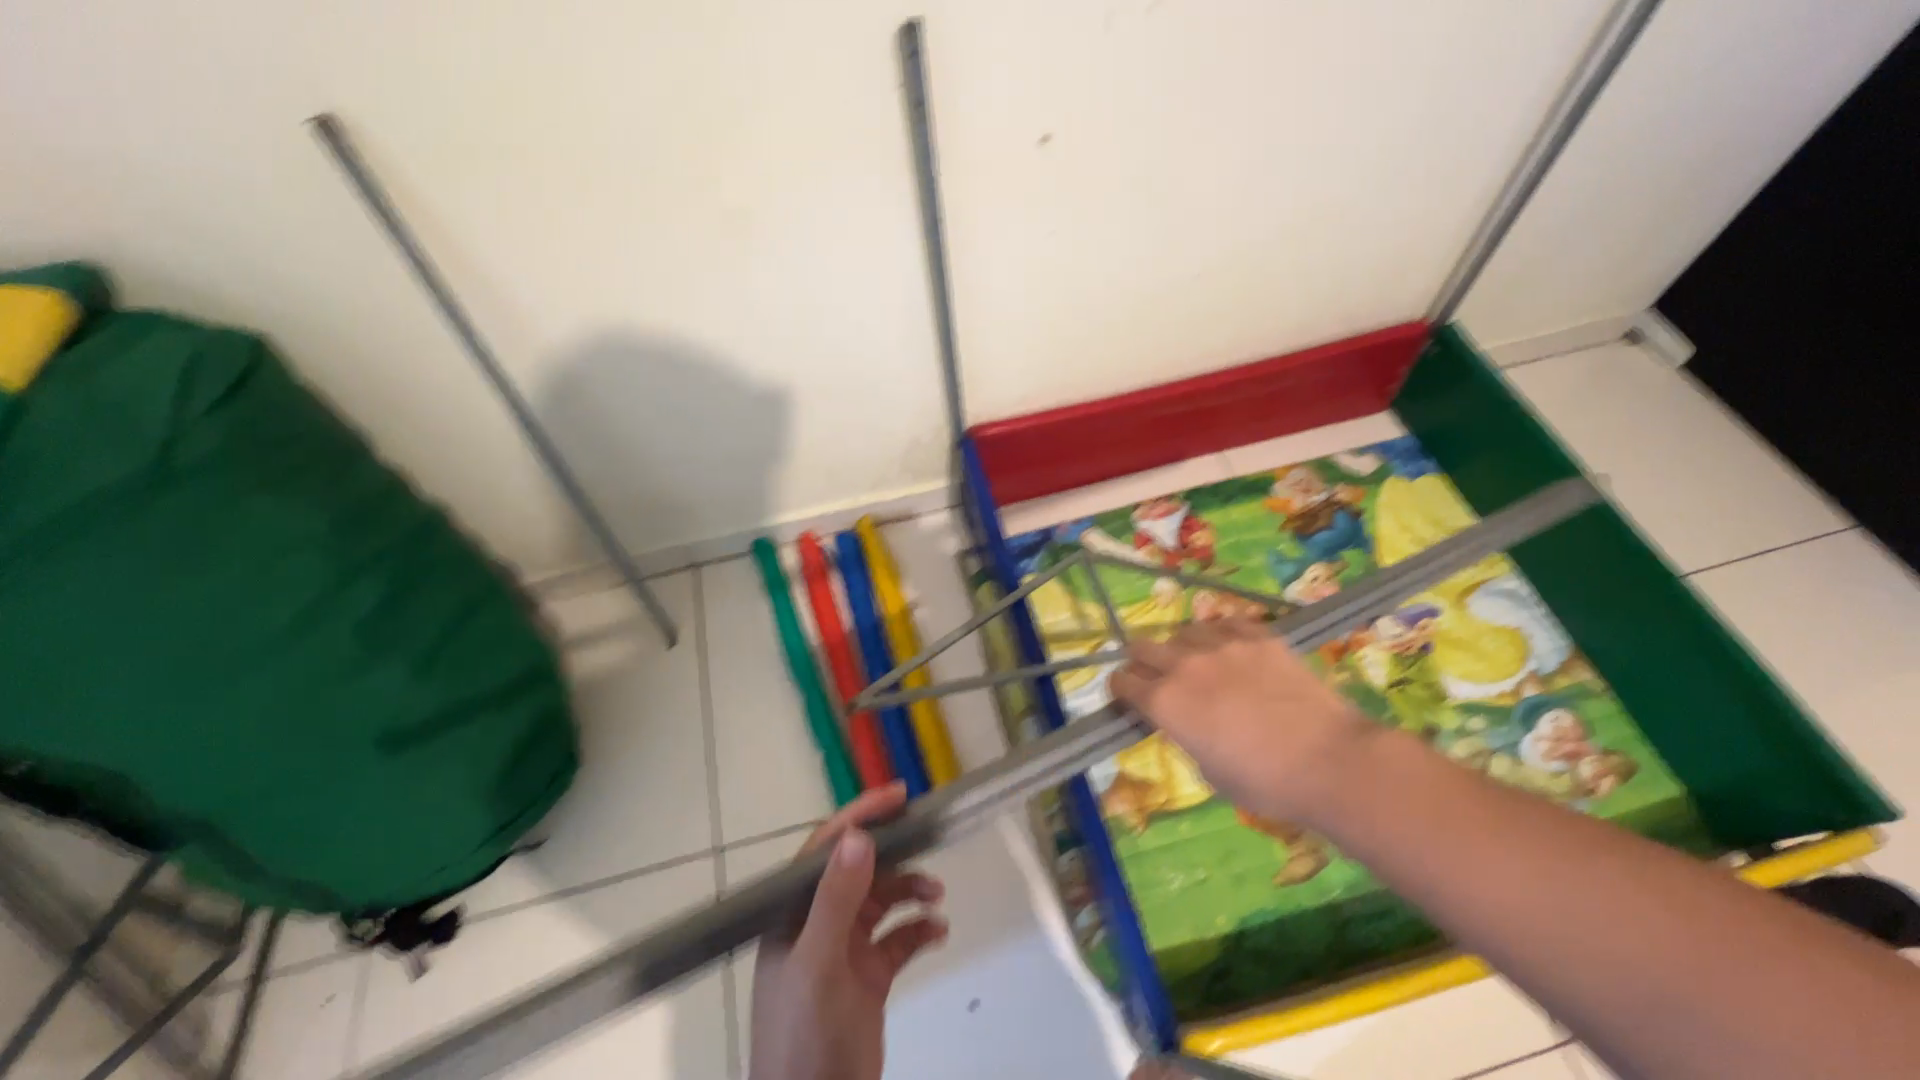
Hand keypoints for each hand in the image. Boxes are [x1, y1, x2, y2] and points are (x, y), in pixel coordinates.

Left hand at [748, 783, 947, 1079]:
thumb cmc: (802, 1030)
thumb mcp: (817, 962)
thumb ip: (837, 899)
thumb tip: (859, 836)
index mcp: (793, 912)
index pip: (826, 849)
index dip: (860, 817)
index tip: (899, 795)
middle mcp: (818, 923)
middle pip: (860, 870)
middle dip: (895, 853)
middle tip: (930, 833)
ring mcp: (845, 950)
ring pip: (883, 901)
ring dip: (911, 890)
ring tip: (936, 895)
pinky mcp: (870, 978)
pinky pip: (900, 940)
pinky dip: (920, 929)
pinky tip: (938, 931)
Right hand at [1111, 618, 1380, 826]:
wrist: (1328, 760)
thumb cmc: (1264, 782)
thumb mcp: (1207, 770)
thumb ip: (1185, 735)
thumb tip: (1185, 720)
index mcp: (1164, 703)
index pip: (1121, 681)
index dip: (1121, 689)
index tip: (1129, 697)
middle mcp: (1184, 665)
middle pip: (1142, 646)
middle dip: (1142, 662)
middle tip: (1156, 678)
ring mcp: (1223, 645)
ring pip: (1184, 630)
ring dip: (1182, 646)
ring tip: (1198, 661)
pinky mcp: (1260, 636)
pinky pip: (1226, 623)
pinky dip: (1221, 634)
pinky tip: (1233, 650)